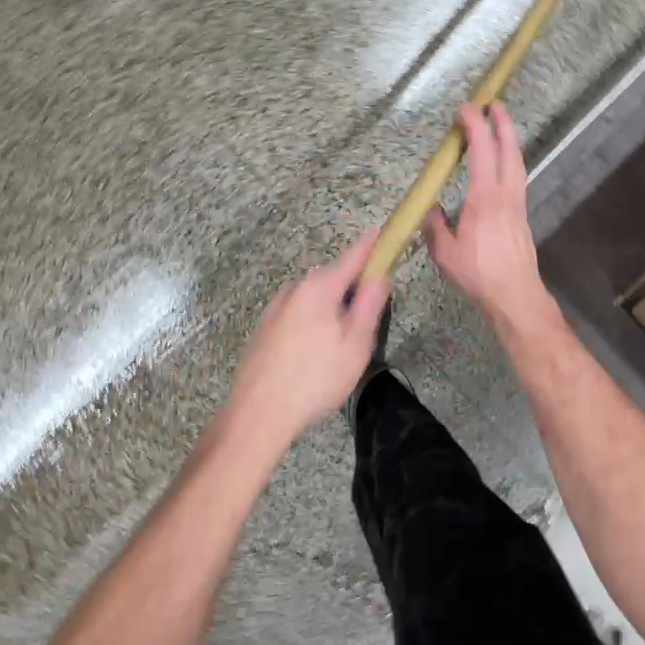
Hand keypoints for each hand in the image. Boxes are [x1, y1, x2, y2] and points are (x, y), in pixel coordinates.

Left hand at [230, 228, 390, 439]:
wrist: (258, 412)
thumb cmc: (314, 379)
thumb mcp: (355, 344)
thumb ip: (369, 305)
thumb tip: (380, 275)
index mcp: (319, 287)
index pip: (354, 254)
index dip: (373, 244)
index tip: (386, 232)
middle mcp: (295, 288)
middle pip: (333, 278)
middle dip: (352, 292)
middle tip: (365, 328)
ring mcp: (276, 306)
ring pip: (315, 299)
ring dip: (330, 312)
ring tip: (337, 353)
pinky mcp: (265, 327)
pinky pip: (298, 315)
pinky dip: (312, 325)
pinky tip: (312, 358)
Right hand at [422, 104, 554, 326]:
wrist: (515, 295)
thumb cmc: (478, 274)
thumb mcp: (444, 253)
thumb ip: (434, 227)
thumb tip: (430, 209)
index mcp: (484, 198)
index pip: (482, 151)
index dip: (475, 126)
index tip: (465, 110)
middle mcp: (505, 195)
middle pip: (509, 150)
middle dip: (502, 123)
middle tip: (494, 104)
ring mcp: (517, 204)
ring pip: (517, 163)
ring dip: (510, 141)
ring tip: (501, 127)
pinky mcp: (521, 216)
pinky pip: (517, 177)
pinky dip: (510, 161)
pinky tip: (503, 165)